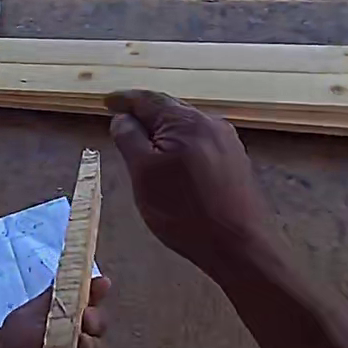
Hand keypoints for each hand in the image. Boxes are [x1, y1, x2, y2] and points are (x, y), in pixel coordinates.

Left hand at [0, 276, 111, 347]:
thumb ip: (53, 299)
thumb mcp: (27, 322)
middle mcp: (63, 338)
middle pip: (93, 320)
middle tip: (88, 322)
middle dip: (95, 319)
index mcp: (47, 319)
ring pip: (99, 346)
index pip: (74, 298)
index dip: (91, 290)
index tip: (104, 284)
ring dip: (92, 347)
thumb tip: (76, 276)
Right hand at [105, 90, 281, 280]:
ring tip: (143, 143)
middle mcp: (210, 124)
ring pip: (185, 126)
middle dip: (143, 114)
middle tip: (121, 121)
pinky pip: (199, 141)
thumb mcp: (143, 174)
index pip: (147, 99)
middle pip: (168, 109)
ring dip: (162, 131)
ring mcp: (227, 142)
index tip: (107, 102)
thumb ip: (129, 139)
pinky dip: (179, 144)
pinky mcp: (235, 161)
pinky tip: (173, 161)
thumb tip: (122, 118)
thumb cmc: (184, 211)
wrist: (240, 247)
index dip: (124, 100)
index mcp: (186, 121)